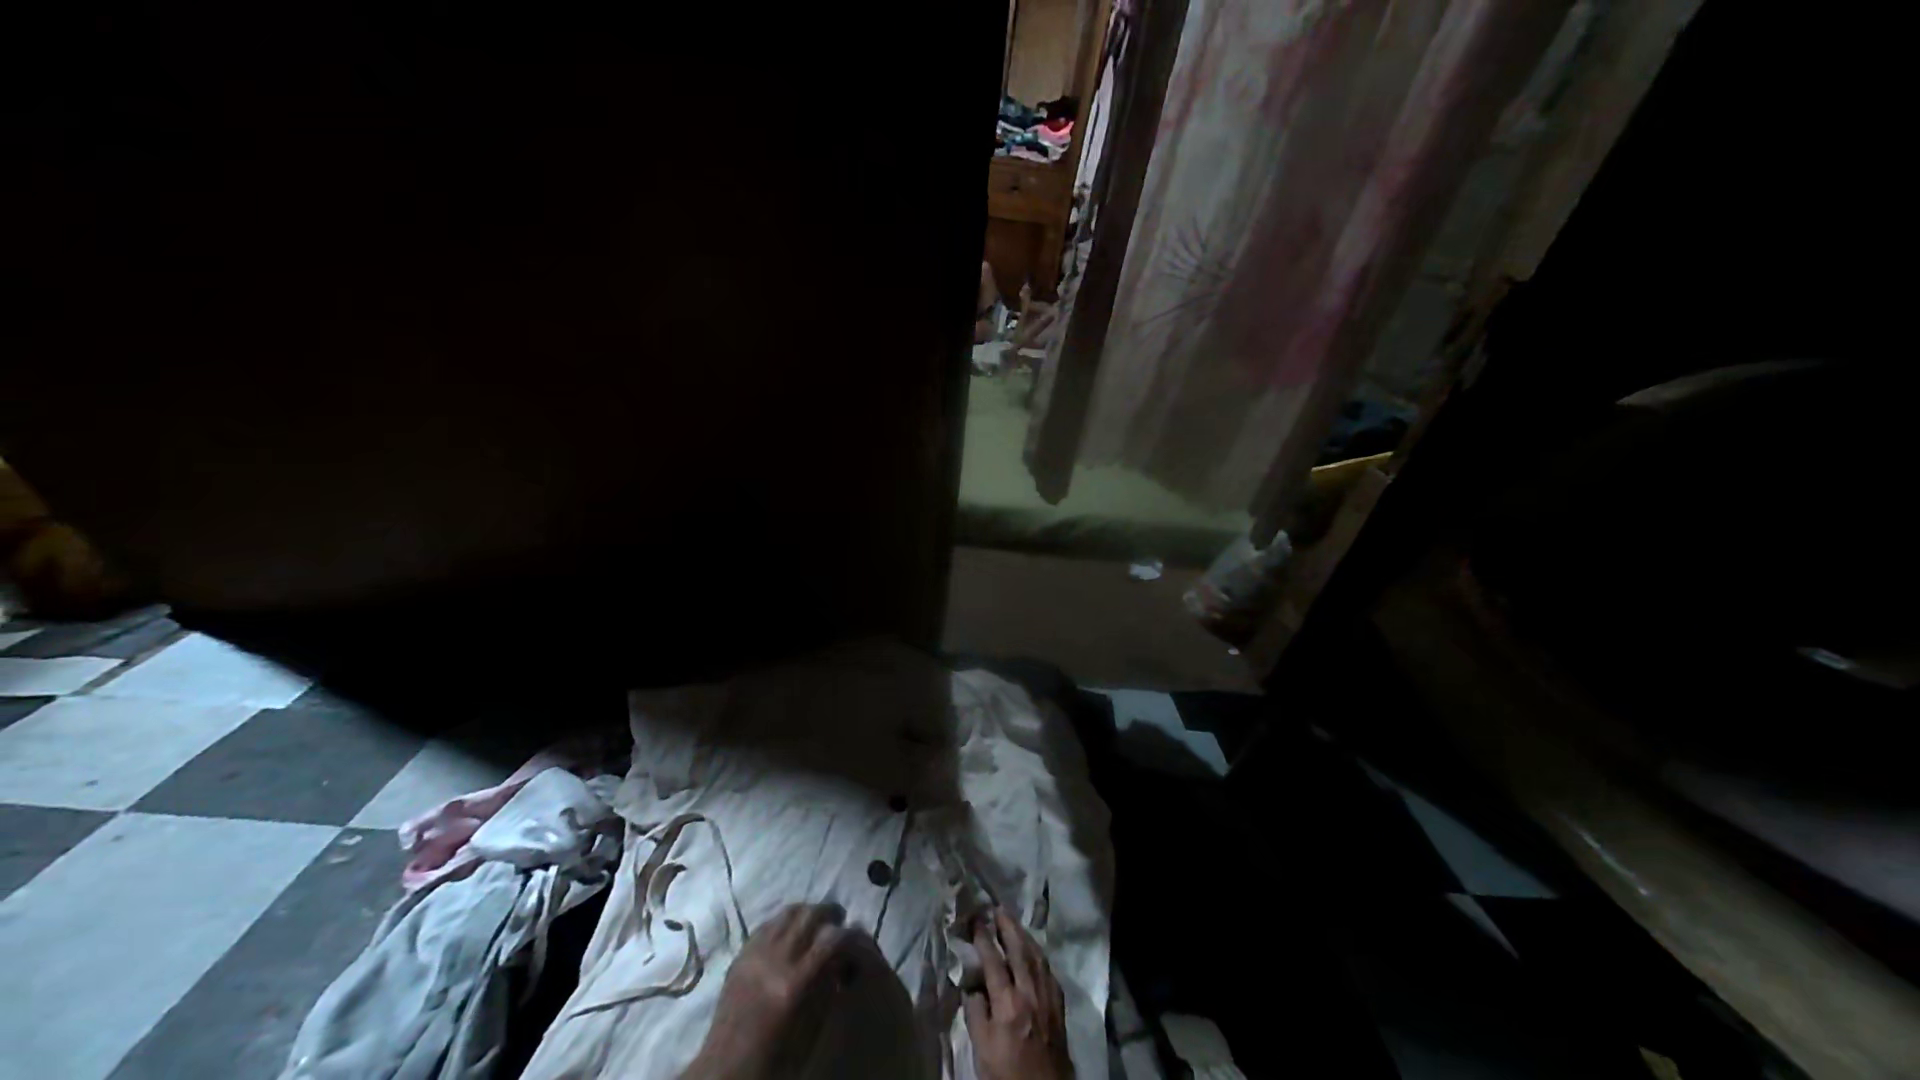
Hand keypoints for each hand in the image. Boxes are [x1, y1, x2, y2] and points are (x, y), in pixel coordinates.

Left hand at [680, 903, 847, 1079]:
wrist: (730, 1068)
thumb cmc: (779, 1056)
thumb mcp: (814, 1024)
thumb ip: (829, 982)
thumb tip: (843, 954)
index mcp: (796, 983)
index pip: (832, 939)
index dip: (850, 933)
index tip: (856, 935)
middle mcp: (775, 960)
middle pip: (809, 915)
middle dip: (829, 913)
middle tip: (839, 920)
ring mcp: (755, 954)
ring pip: (787, 913)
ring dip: (807, 912)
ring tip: (816, 921)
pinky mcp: (741, 954)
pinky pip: (768, 924)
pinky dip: (784, 921)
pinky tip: (791, 931)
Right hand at [966, 909, 1073, 1079]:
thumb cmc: (1007, 1072)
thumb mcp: (981, 1048)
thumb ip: (975, 1012)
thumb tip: (973, 985)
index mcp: (1008, 1003)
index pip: (994, 960)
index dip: (983, 937)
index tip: (976, 919)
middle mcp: (1030, 992)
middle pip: (1019, 950)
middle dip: (1007, 926)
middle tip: (998, 908)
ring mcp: (1047, 997)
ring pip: (1037, 956)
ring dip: (1024, 935)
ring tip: (1013, 921)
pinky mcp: (1058, 1005)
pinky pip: (1048, 970)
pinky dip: (1039, 954)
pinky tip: (1034, 949)